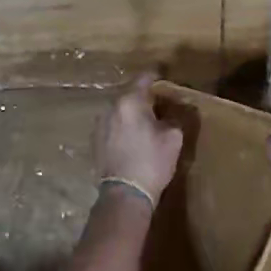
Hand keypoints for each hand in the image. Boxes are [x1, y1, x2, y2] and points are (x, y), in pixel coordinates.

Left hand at [95, 75, 182, 199]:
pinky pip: (112, 125)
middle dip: (144, 97)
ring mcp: (100, 124)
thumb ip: (174, 117)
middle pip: (130, 93)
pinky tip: (132, 138)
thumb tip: (173, 110)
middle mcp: (112, 107)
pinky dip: (123, 126)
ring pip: (120, 110)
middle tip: (158, 104)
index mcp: (130, 101)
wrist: (124, 194)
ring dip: (132, 112)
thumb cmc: (152, 162)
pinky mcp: (95, 141)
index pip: (144, 78)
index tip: (164, 77)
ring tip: (145, 122)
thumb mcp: (173, 138)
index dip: (156, 76)